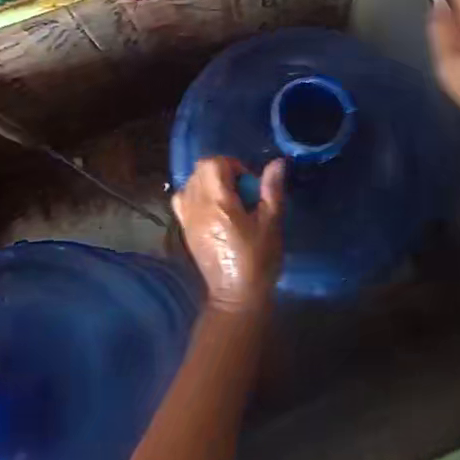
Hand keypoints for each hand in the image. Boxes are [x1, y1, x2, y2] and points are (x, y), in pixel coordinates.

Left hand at [171, 157, 287, 314]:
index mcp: (219, 203)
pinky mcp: (184, 230)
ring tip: (227, 199)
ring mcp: (187, 219)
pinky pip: (182, 200)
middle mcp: (197, 207)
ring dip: (208, 182)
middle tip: (241, 190)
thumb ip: (272, 190)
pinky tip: (211, 209)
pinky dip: (194, 195)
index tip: (249, 183)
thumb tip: (277, 163)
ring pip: (189, 182)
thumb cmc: (259, 260)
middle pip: (199, 170)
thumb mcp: (271, 224)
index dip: (233, 165)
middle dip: (222, 171)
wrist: (236, 296)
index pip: (214, 164)